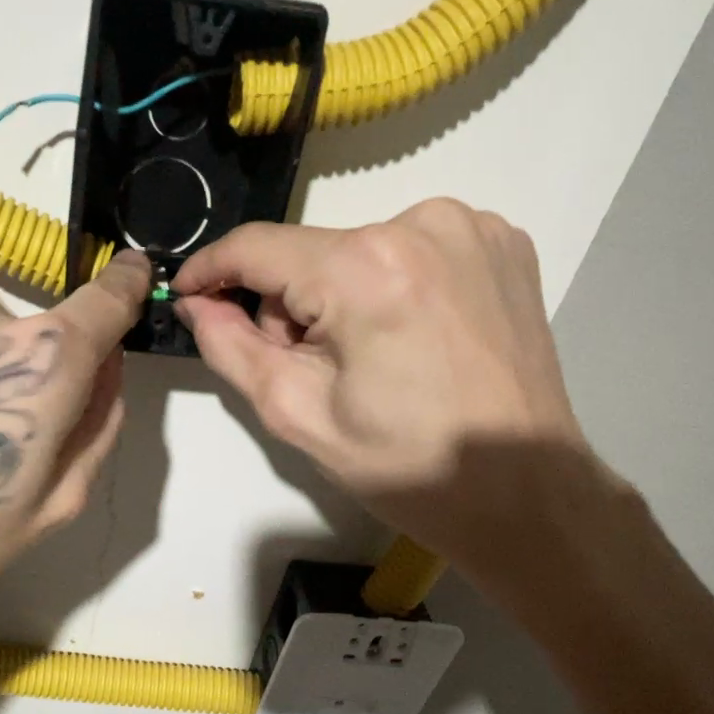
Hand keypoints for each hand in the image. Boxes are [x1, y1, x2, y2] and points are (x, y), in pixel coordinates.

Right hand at [173, 199, 596, 571]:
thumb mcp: (296, 413)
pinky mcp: (503, 243)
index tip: (186, 293)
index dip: (211, 269)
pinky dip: (389, 287)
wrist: (526, 491)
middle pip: (310, 252)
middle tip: (307, 371)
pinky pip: (411, 252)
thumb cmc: (407, 465)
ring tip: (367, 362)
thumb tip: (198, 302)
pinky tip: (409, 339)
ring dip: (338, 296)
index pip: (258, 247)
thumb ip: (232, 346)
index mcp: (366, 268)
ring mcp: (473, 227)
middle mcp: (423, 222)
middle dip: (287, 304)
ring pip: (359, 250)